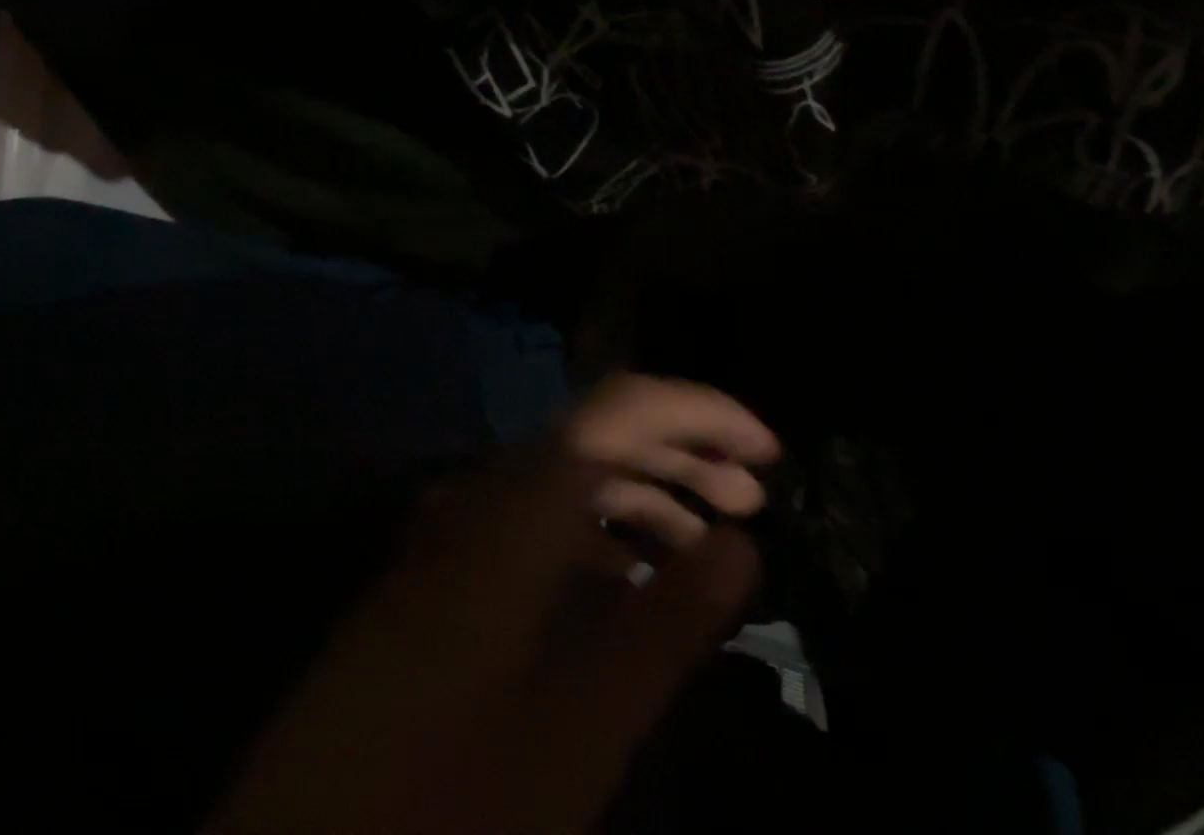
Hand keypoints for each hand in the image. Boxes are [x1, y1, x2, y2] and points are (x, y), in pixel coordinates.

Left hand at [208, 377, 775, 834]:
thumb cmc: (450, 794)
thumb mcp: (582, 722)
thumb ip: (669, 623)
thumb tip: (743, 544)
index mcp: (515, 513)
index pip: (620, 410)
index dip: (701, 414)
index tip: (768, 451)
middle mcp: (478, 504)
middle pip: (594, 440)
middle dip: (682, 457)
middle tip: (752, 500)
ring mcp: (448, 542)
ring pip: (562, 487)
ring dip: (640, 499)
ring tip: (702, 545)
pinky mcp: (435, 586)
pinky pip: (530, 531)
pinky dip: (593, 541)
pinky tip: (625, 587)